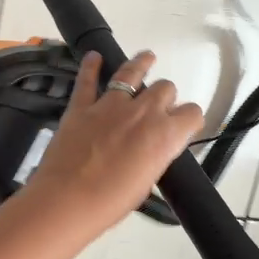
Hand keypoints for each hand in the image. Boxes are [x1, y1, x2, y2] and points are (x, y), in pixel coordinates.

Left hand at [27, 50, 204, 228]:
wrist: (67, 200)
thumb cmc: (110, 201)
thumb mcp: (146, 182)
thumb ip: (154, 156)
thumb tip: (152, 148)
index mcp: (165, 134)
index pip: (192, 113)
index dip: (188, 118)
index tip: (183, 124)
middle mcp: (142, 112)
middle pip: (164, 88)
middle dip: (165, 96)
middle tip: (157, 107)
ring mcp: (109, 105)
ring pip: (131, 72)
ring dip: (141, 63)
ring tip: (147, 57)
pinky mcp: (80, 107)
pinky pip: (87, 81)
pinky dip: (90, 66)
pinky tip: (94, 56)